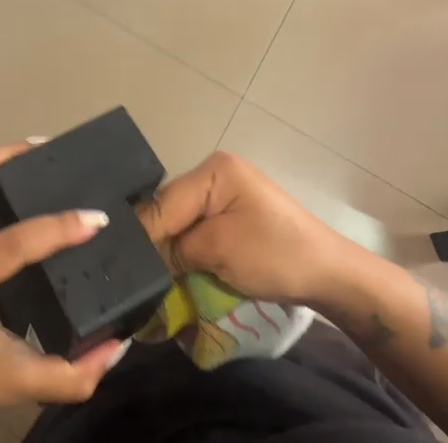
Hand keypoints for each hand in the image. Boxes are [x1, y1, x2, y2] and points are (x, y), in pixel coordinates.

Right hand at [135, 151, 363, 308]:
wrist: (329, 274)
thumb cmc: (275, 255)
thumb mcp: (219, 250)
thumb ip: (175, 249)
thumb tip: (140, 258)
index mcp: (213, 170)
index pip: (162, 203)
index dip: (142, 237)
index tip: (118, 265)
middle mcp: (214, 173)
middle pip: (168, 210)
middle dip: (152, 242)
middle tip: (128, 273)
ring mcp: (224, 194)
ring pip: (179, 221)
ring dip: (167, 249)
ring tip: (144, 275)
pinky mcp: (231, 215)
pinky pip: (195, 229)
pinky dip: (185, 250)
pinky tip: (172, 269)